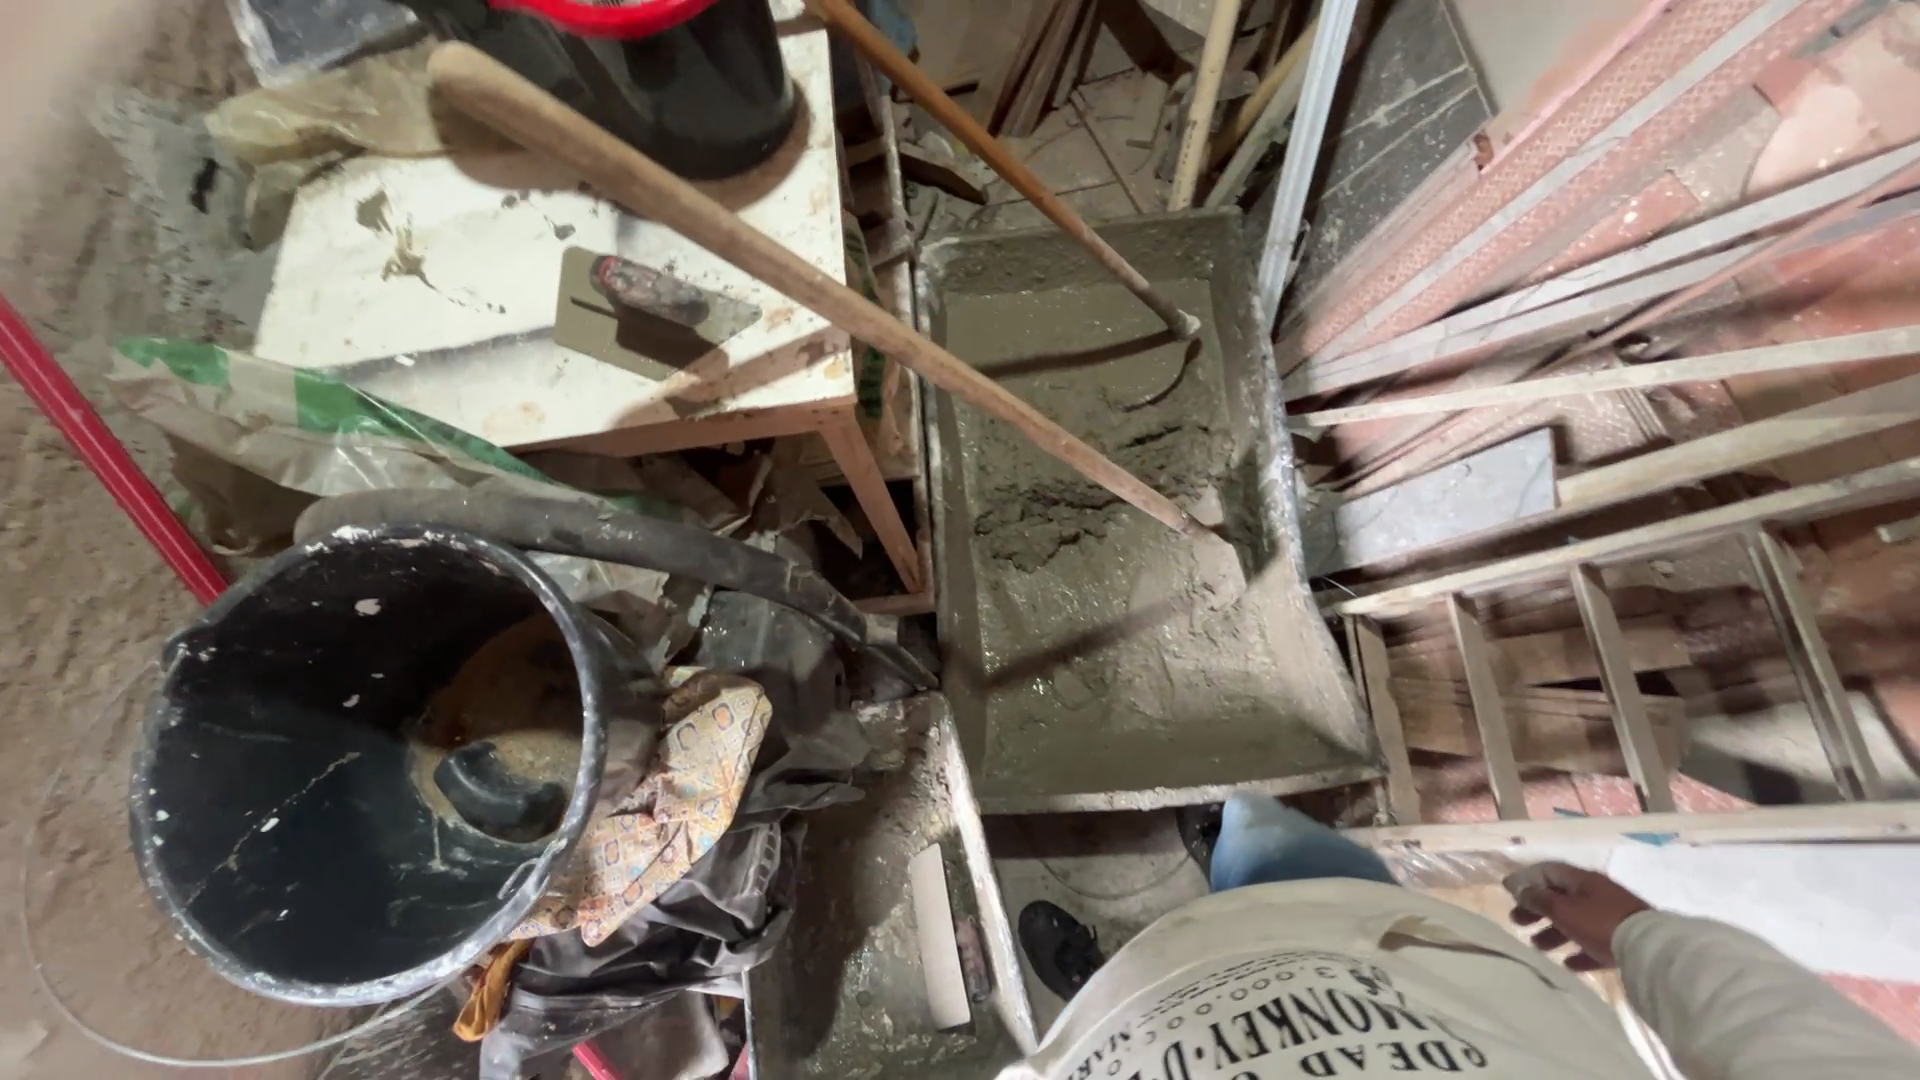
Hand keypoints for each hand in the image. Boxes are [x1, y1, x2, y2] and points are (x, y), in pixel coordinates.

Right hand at [1503, 861, 1651, 970]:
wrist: (1655, 951)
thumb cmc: (1600, 923)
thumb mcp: (1562, 909)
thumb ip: (1536, 898)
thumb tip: (1516, 887)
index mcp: (1581, 879)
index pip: (1546, 871)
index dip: (1525, 880)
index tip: (1509, 894)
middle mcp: (1596, 893)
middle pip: (1558, 897)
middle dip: (1535, 910)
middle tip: (1518, 922)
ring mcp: (1612, 917)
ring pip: (1575, 921)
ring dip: (1554, 932)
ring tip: (1539, 947)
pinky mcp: (1625, 940)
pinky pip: (1595, 942)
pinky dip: (1579, 950)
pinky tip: (1570, 964)